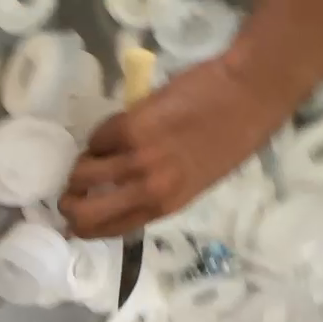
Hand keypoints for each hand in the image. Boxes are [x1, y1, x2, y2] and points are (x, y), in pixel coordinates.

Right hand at [60, 58, 286, 238]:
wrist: (253, 89)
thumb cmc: (229, 137)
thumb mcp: (192, 184)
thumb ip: (152, 198)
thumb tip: (112, 203)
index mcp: (163, 206)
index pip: (102, 231)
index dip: (80, 227)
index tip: (76, 216)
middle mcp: (148, 188)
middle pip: (82, 213)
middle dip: (69, 203)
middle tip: (73, 191)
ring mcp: (138, 158)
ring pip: (81, 173)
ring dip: (82, 166)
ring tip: (96, 155)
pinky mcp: (131, 127)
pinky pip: (97, 139)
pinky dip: (100, 137)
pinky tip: (117, 130)